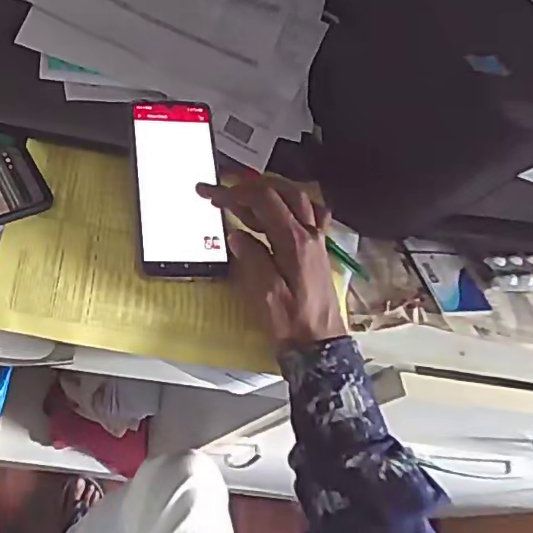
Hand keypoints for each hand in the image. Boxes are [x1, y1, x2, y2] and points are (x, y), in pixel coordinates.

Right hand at [197, 175, 347, 349]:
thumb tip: (237, 236)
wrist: (321, 345)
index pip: (264, 201)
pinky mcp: (318, 250)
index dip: (235, 193)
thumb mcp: (265, 293)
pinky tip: (281, 211)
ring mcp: (317, 240)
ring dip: (269, 191)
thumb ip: (251, 258)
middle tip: (223, 189)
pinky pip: (311, 214)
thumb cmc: (292, 323)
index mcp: (294, 241)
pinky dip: (292, 205)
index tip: (211, 193)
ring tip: (244, 196)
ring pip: (297, 199)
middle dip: (249, 186)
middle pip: (280, 193)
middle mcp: (310, 234)